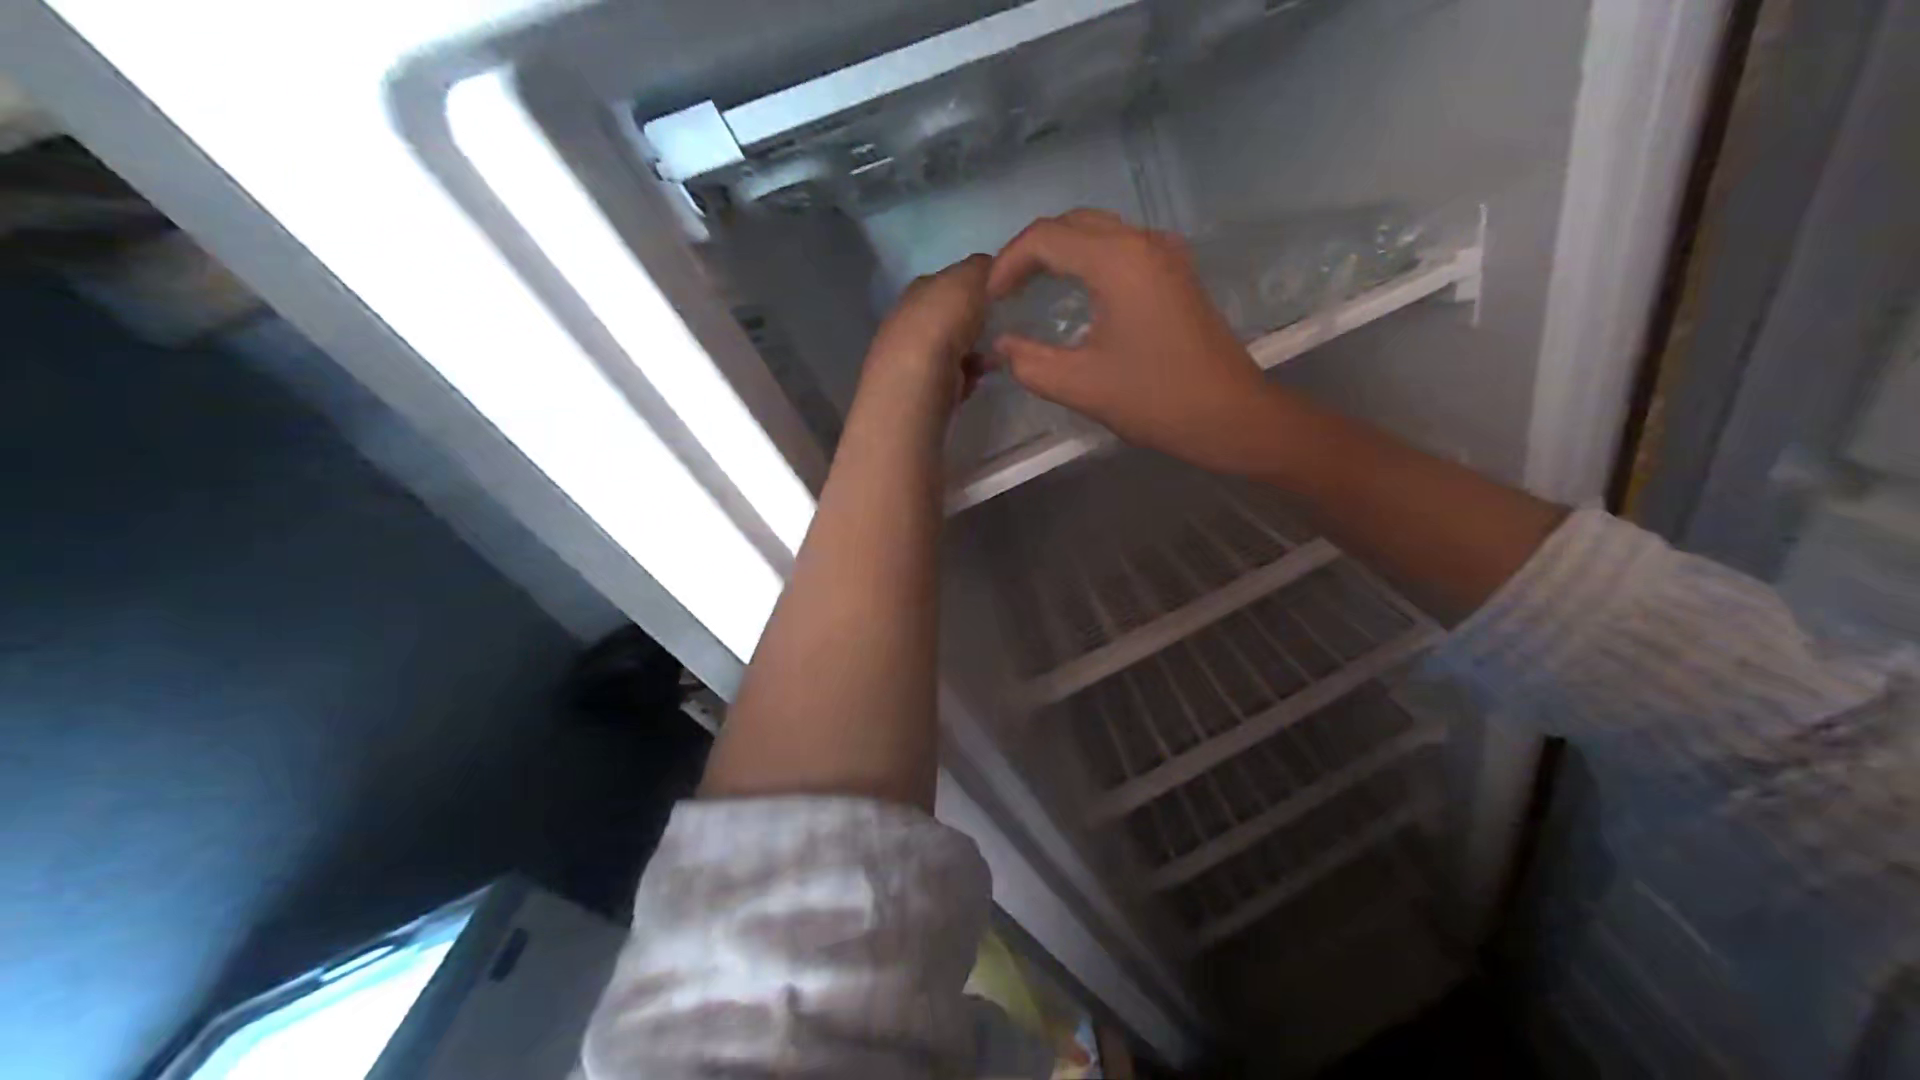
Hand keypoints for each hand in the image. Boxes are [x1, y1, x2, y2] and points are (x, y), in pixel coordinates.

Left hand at [859, 254, 991, 417]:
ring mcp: (914, 358)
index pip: (948, 280)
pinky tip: (983, 376)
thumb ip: (981, 268)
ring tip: (1000, 354)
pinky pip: (954, 378)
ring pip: (953, 348)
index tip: (1000, 292)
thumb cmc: (942, 322)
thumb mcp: (967, 279)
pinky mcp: (923, 390)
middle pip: (949, 316)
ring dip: (976, 351)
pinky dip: (970, 376)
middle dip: (974, 320)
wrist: (918, 383)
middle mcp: (910, 321)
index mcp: (918, 290)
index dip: (974, 284)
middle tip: (1003, 324)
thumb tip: (989, 266)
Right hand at [988, 210, 1274, 474]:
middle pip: (1072, 223)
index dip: (1007, 263)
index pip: (1045, 238)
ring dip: (1059, 252)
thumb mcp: (1079, 385)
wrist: (1230, 415)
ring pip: (1097, 231)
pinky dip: (1086, 260)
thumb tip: (1002, 345)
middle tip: (1005, 291)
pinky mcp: (1175, 272)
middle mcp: (1142, 242)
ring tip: (1030, 290)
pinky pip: (1120, 248)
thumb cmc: (1154, 399)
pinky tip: (1074, 294)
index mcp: (1117, 261)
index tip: (989, 300)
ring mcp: (1164, 254)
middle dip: (1031, 251)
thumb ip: (1028, 361)